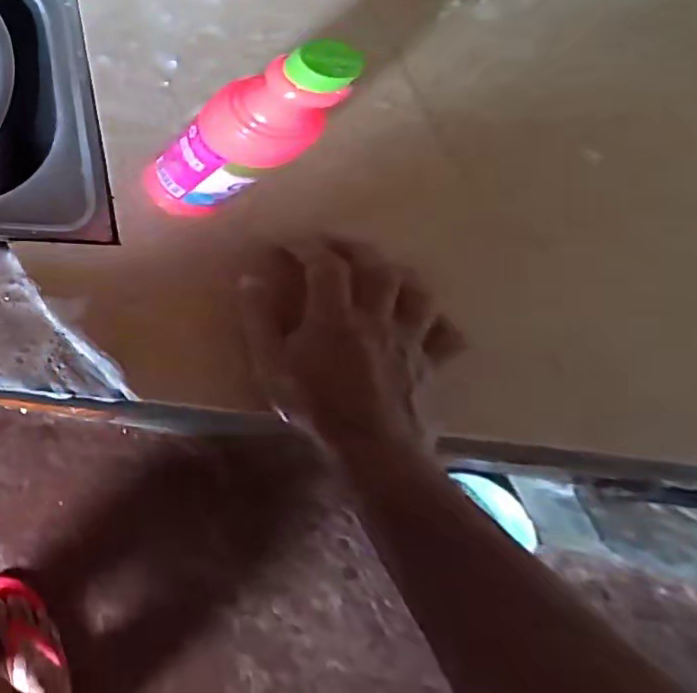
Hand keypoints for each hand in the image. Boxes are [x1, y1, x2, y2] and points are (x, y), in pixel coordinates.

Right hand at [238, 237, 465, 464]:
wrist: (373, 451)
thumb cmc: (312, 405)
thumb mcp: (268, 363)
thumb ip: (258, 318)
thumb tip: (250, 279)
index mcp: (333, 317)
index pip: (325, 265)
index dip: (306, 247)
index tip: (287, 244)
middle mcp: (376, 319)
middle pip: (377, 267)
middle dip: (353, 248)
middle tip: (331, 245)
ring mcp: (410, 341)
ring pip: (417, 291)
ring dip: (395, 273)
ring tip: (377, 272)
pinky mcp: (432, 364)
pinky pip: (446, 332)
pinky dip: (433, 317)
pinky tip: (418, 317)